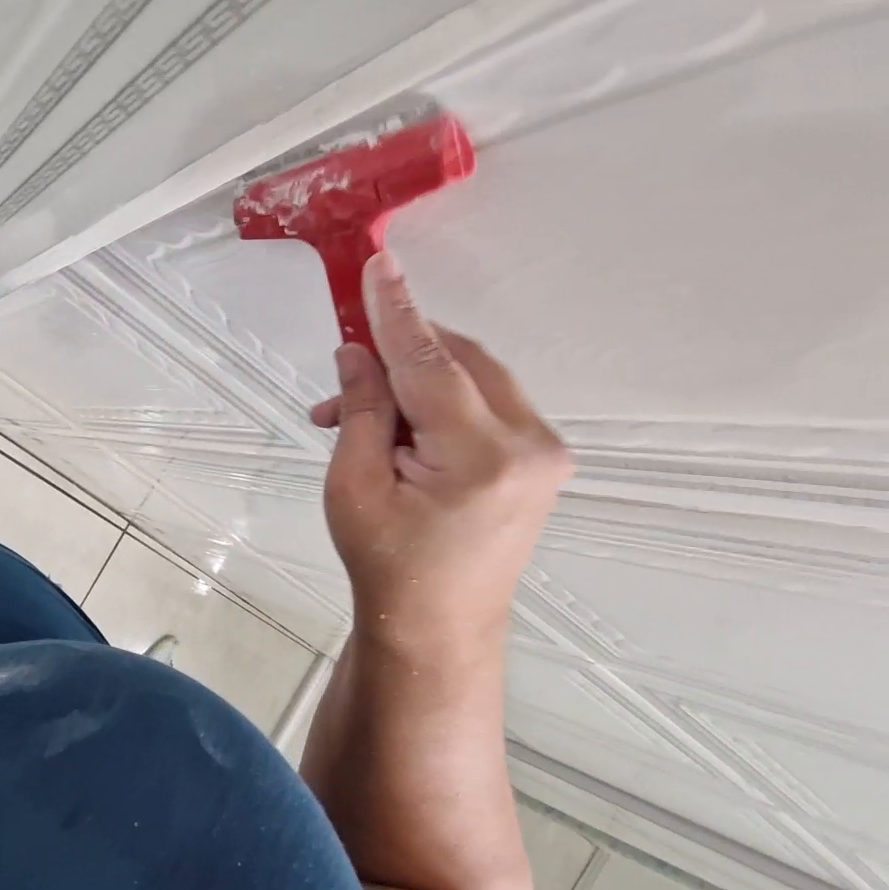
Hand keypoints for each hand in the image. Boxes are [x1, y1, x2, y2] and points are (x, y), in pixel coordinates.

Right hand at [310, 252, 571, 653]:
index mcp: (482, 456)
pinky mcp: (540, 460)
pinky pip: (483, 405)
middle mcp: (532, 444)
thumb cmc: (384, 562)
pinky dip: (435, 404)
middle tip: (342, 379)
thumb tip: (357, 354)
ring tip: (354, 418)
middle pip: (460, 362)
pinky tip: (395, 430)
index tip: (377, 266)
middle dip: (398, 357)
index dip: (397, 314)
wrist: (434, 624)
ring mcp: (546, 452)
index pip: (430, 363)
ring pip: (472, 380)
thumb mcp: (353, 486)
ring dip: (412, 383)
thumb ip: (362, 412)